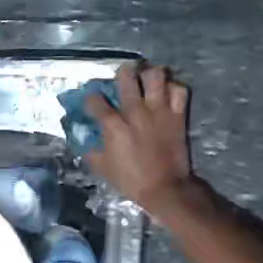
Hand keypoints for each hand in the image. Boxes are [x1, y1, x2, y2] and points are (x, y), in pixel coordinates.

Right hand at [85, 63, 198, 218]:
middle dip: (122, 74)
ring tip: (147, 79)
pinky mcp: (177, 115)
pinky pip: (179, 90)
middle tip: (123, 77)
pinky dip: (173, 87)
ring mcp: (159, 111)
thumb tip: (82, 140)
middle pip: (127, 78)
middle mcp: (135, 112)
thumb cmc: (132, 181)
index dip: (91, 98)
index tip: (92, 101)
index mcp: (114, 126)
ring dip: (149, 74)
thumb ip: (91, 151)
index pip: (96, 100)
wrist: (165, 188)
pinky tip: (167, 92)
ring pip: (156, 76)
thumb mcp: (103, 168)